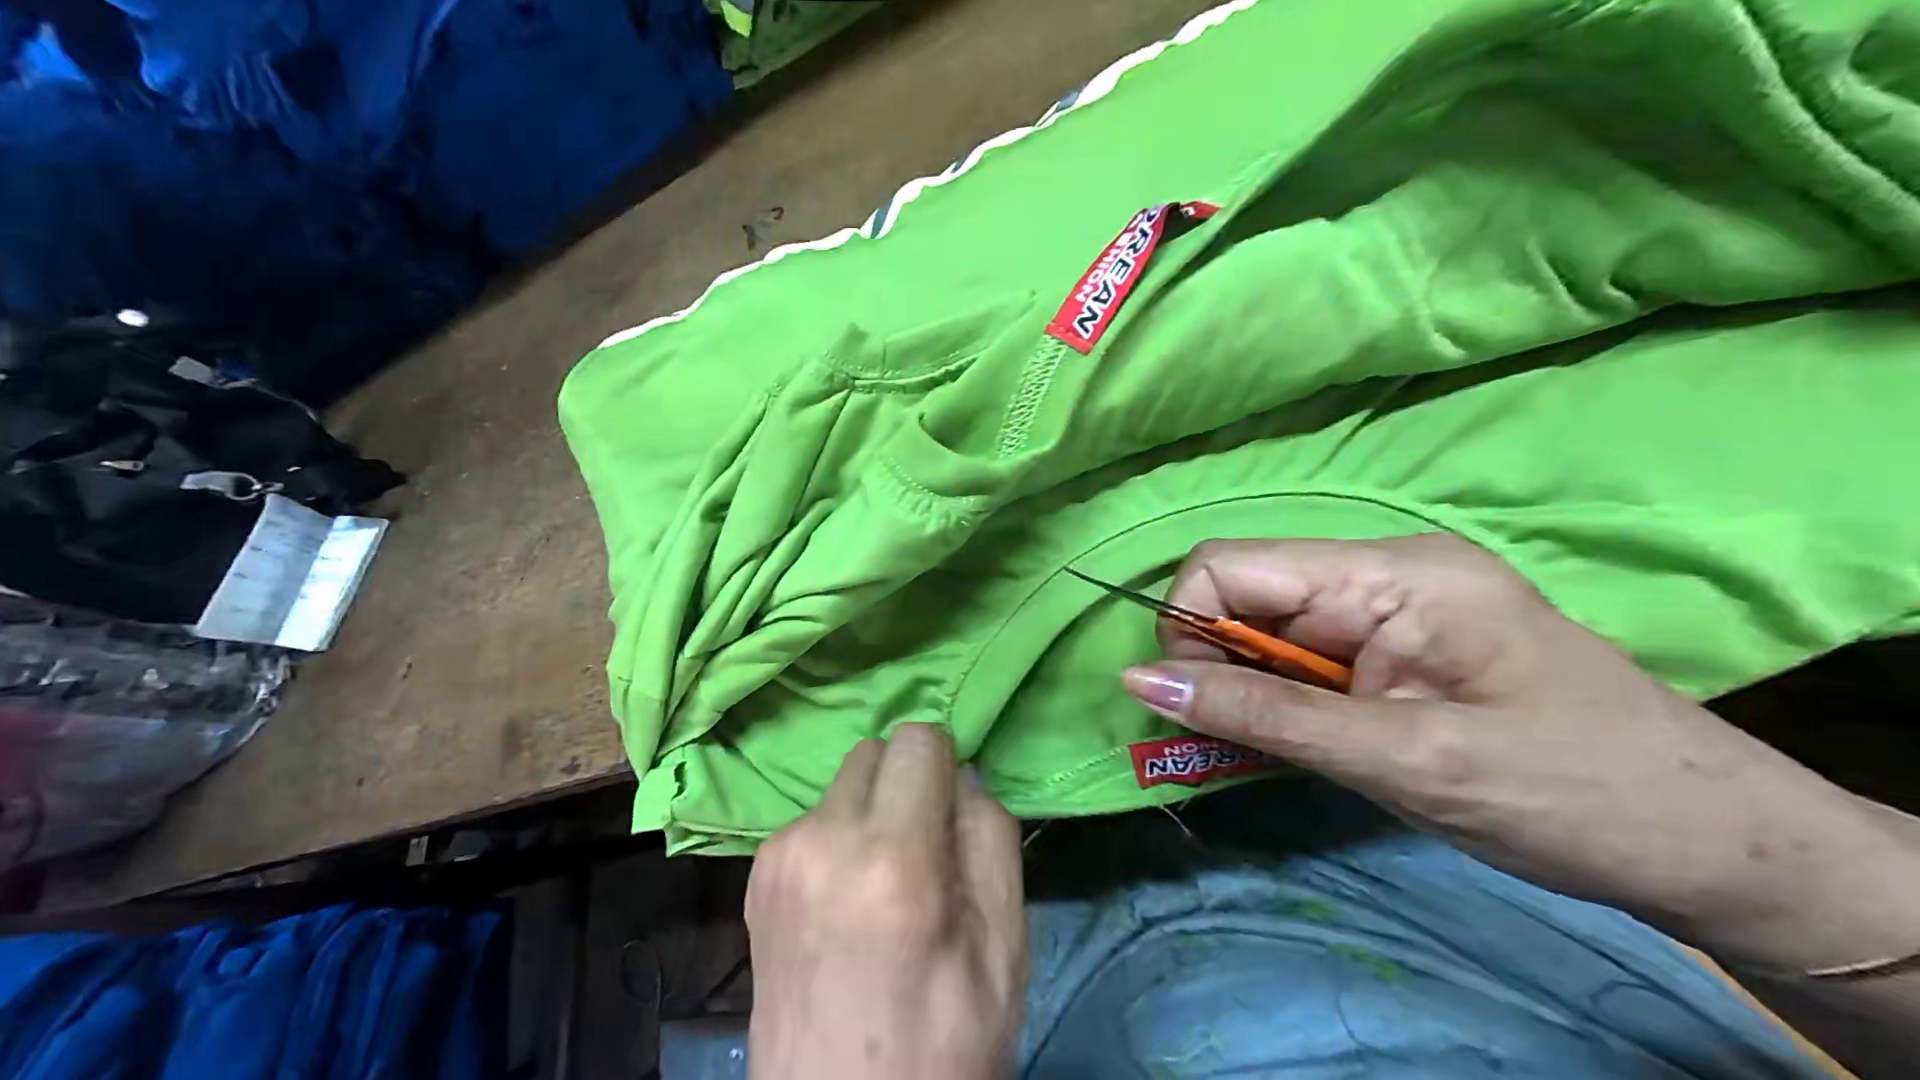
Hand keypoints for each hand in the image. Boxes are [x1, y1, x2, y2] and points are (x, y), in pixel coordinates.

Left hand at [745, 724, 1025, 1079]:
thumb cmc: (938, 1042)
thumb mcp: (1002, 947)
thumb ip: (990, 838)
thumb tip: (962, 775)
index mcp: (892, 859)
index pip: (918, 740)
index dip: (945, 766)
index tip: (952, 813)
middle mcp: (822, 841)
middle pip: (876, 750)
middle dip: (908, 781)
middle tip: (924, 848)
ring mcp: (779, 857)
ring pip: (844, 783)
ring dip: (873, 810)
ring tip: (882, 881)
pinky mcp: (755, 876)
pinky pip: (814, 819)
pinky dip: (840, 838)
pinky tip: (845, 900)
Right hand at [1120, 534, 1919, 971]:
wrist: (1718, 848)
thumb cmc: (1573, 795)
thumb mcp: (1402, 760)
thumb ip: (1262, 717)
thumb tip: (1137, 682)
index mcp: (1389, 573)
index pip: (1231, 566)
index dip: (1188, 630)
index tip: (1199, 708)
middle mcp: (1378, 573)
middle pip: (1242, 596)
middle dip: (1217, 669)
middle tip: (1242, 745)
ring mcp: (1388, 609)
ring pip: (1263, 633)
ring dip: (1247, 693)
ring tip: (1282, 755)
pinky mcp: (1392, 648)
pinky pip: (1299, 660)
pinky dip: (1279, 704)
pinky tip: (1306, 745)